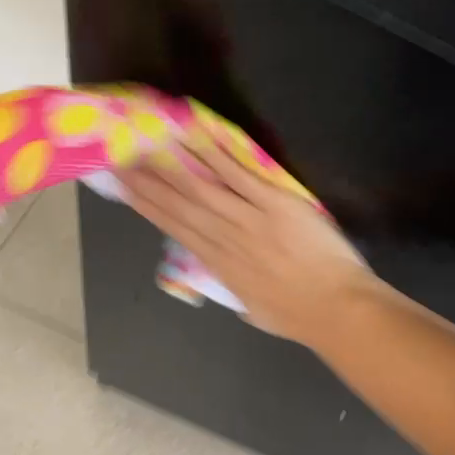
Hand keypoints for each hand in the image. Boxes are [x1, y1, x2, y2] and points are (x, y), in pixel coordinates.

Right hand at [117, 135, 383, 346]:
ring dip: (170, 165)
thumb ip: (240, 292)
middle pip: (180, 206)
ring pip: (200, 188)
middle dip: (148, 182)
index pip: (178, 230)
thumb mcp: (257, 311)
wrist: (335, 309)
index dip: (150, 208)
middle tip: (119, 159)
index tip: (126, 191)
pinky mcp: (274, 205)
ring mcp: (249, 220)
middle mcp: (226, 240)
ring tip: (144, 144)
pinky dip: (214, 155)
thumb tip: (231, 282)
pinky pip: (238, 175)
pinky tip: (193, 137)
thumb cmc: (301, 316)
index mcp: (221, 268)